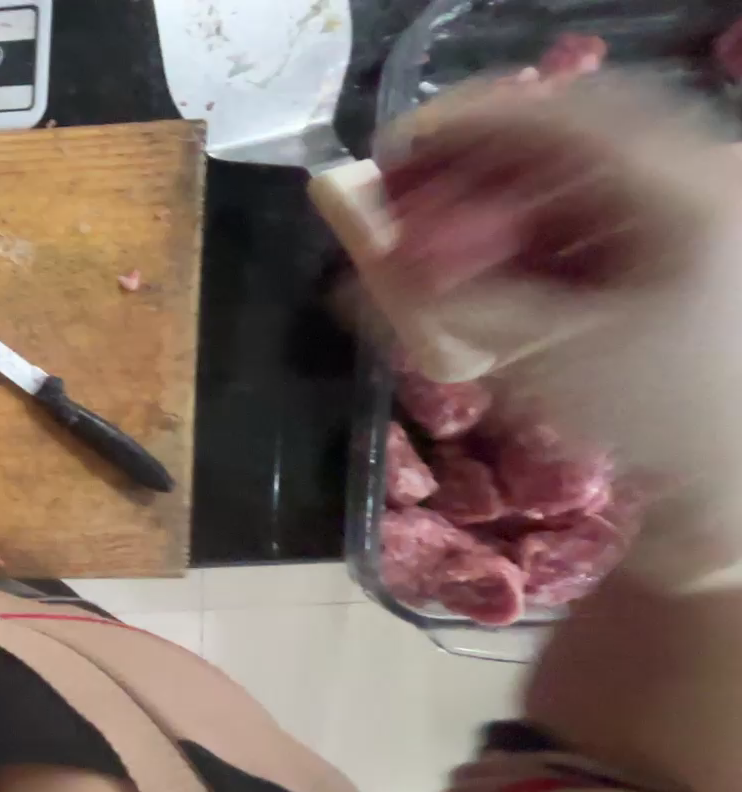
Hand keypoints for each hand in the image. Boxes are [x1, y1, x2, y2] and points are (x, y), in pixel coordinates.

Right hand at [378, 76, 741, 589]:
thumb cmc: (660, 409)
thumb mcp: (544, 357)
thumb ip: (446, 311)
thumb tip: (349, 287)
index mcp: (690, 193)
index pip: (570, 118)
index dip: (472, 122)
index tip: (393, 147)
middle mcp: (708, 177)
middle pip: (572, 136)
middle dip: (472, 159)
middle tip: (398, 186)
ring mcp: (703, 203)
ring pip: (578, 169)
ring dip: (493, 190)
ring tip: (427, 220)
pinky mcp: (689, 234)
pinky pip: (593, 204)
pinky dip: (526, 219)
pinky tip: (483, 248)